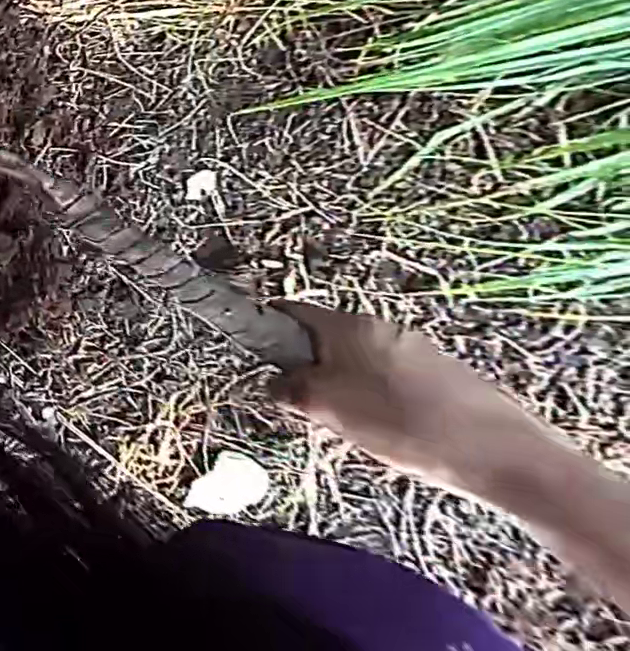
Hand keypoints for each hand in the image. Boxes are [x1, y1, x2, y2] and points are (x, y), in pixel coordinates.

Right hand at [270, 301, 566, 495]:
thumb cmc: (402, 423)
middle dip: (312, 365)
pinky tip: (397, 428)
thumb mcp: (321, 407)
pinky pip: (397, 376)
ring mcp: (422, 349)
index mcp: (346, 324)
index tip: (260, 357)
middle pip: (326, 337)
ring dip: (349, 382)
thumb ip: (285, 388)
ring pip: (362, 359)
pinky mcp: (452, 375)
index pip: (286, 311)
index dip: (265, 330)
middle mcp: (382, 326)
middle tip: (310, 400)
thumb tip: (274, 383)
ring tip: (357, 420)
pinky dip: (386, 395)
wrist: (512, 463)